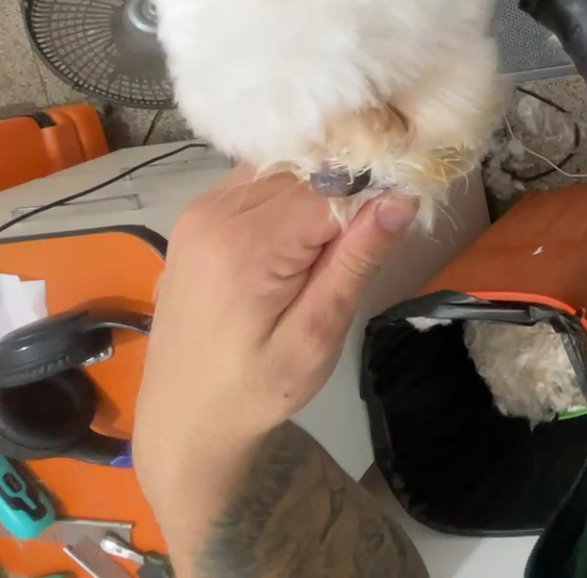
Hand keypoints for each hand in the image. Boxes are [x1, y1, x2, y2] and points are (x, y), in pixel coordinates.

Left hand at [133, 167, 416, 555]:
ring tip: (340, 237)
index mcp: (247, 244)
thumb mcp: (318, 334)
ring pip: (289, 167)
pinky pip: (263, 178)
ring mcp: (203, 209)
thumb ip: (358, 259)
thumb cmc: (255, 388)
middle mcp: (218, 212)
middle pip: (310, 170)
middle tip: (373, 234)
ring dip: (324, 188)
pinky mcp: (201, 214)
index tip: (400, 214)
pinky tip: (307, 229)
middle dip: (350, 190)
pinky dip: (295, 190)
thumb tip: (403, 195)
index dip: (374, 193)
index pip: (333, 185)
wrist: (183, 419)